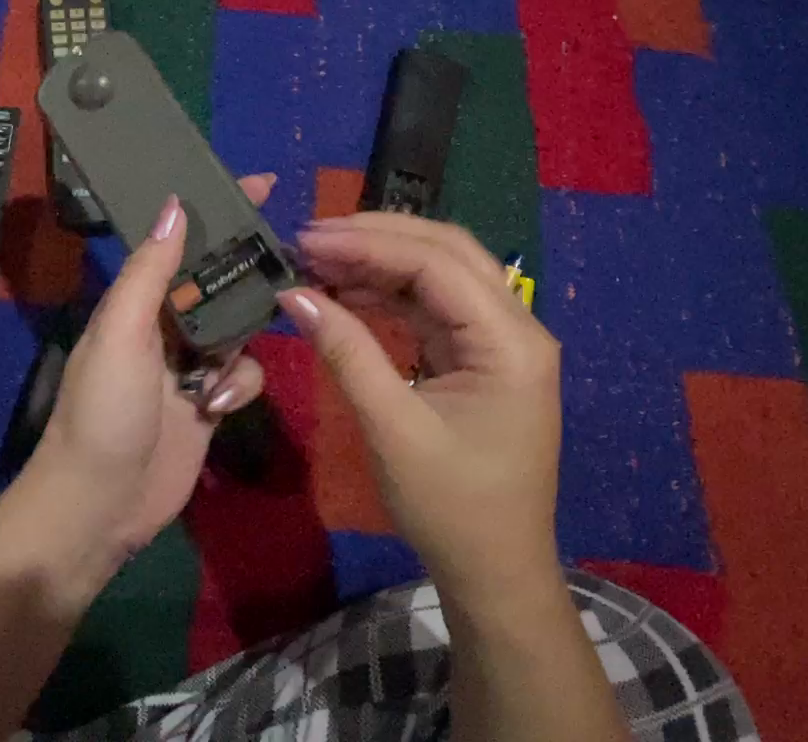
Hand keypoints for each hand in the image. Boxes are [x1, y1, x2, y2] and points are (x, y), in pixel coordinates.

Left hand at [26, 176, 275, 553]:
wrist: (101, 504)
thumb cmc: (103, 410)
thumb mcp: (121, 333)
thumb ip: (149, 274)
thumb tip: (174, 205)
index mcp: (135, 303)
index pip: (178, 243)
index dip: (213, 212)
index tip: (258, 185)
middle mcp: (163, 327)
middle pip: (215, 282)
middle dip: (245, 271)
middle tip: (284, 258)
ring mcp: (187, 367)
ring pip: (237, 330)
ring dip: (242, 340)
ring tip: (232, 354)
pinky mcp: (208, 405)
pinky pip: (242, 377)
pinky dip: (238, 386)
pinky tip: (216, 405)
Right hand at [277, 213, 564, 605]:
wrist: (494, 571)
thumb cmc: (451, 506)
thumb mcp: (392, 428)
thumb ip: (345, 352)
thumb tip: (292, 294)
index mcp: (510, 343)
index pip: (436, 265)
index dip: (368, 244)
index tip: (306, 240)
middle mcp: (514, 327)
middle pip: (446, 252)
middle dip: (376, 237)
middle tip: (309, 239)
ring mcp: (498, 341)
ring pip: (437, 273)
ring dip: (378, 261)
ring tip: (317, 261)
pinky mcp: (477, 356)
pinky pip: (431, 305)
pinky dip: (386, 292)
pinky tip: (344, 291)